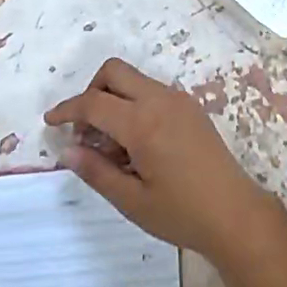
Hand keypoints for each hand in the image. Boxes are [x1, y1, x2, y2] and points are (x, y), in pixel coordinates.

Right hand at [45, 58, 274, 259]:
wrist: (236, 214)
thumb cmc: (182, 213)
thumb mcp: (132, 201)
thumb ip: (96, 171)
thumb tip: (68, 150)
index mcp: (143, 122)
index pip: (93, 102)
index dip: (67, 110)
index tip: (50, 122)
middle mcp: (160, 100)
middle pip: (114, 72)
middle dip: (91, 92)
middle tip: (86, 131)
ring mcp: (178, 100)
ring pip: (134, 80)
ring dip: (113, 100)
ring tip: (112, 148)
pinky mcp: (190, 108)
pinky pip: (152, 92)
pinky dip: (134, 106)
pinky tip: (136, 146)